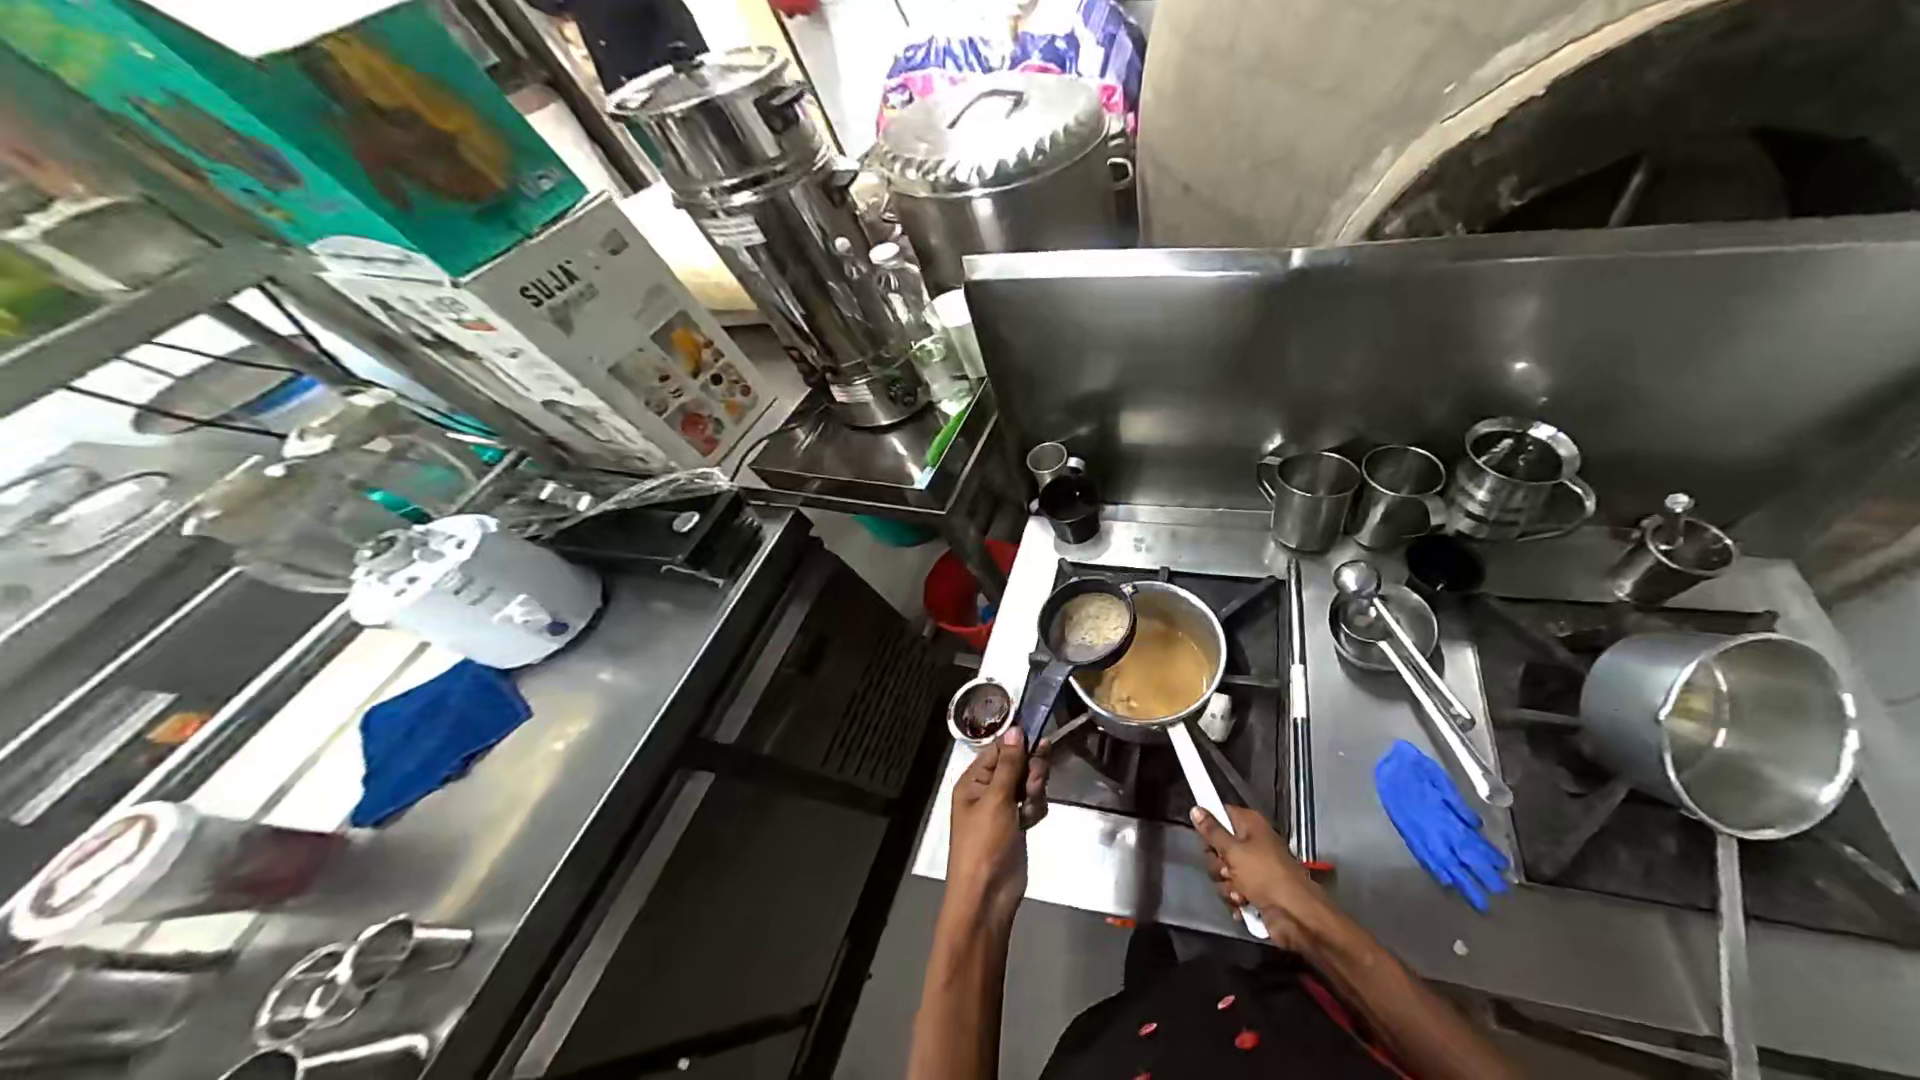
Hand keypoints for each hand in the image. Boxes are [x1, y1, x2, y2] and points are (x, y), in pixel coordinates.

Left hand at [947, 727, 1050, 926]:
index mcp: (973, 780)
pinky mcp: (1016, 824)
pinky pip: (1031, 804)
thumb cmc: (985, 843)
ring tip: (1028, 808)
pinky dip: (1034, 809)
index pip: (998, 749)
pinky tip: (1030, 821)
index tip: (1041, 740)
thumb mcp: (996, 799)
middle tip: (1034, 784)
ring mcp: (1002, 808)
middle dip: (1029, 771)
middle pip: (1016, 765)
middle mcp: (986, 790)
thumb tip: (1015, 728)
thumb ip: (1009, 764)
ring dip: (1033, 791)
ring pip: (1027, 784)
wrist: (988, 895)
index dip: (1018, 744)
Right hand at [1192, 805, 1345, 954]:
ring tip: (1239, 891)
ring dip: (1226, 884)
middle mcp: (1251, 843)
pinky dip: (1235, 898)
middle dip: (1217, 862)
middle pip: (1217, 846)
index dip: (1210, 825)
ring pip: (1223, 872)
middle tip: (1227, 869)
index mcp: (1250, 825)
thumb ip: (1212, 832)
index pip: (1222, 813)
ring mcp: (1253, 869)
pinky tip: (1243, 903)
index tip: (1204, 837)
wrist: (1296, 916)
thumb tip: (1196, 809)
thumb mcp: (1233, 851)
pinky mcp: (1254, 891)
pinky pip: (1232, 890)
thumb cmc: (1266, 875)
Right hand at [1375, 741, 1509, 911]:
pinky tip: (1444, 880)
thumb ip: (1457, 804)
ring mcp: (1418, 833)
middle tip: (1498, 893)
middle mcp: (1433, 829)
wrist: (1387, 764)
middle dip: (1480, 877)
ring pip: (1443, 863)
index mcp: (1444, 816)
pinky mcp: (1406, 832)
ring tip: (1476, 900)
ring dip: (1460, 881)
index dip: (1488, 857)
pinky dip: (1434, 869)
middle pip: (1460, 859)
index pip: (1472, 843)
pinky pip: (1422, 855)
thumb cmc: (1416, 768)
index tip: (1505, 870)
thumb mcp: (1441, 780)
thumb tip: (1475, 825)